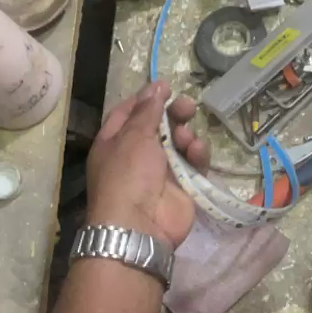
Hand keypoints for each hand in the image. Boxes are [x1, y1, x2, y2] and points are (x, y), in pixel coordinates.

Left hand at [86, 81, 208, 250]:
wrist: (140, 226)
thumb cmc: (128, 175)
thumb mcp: (134, 137)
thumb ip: (148, 111)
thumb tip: (156, 86)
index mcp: (114, 142)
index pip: (129, 112)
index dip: (146, 98)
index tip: (166, 86)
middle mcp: (136, 155)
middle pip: (158, 125)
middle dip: (174, 114)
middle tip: (188, 106)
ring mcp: (161, 171)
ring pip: (179, 142)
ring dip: (186, 135)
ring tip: (186, 138)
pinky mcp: (183, 185)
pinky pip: (193, 163)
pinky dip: (197, 155)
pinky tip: (197, 152)